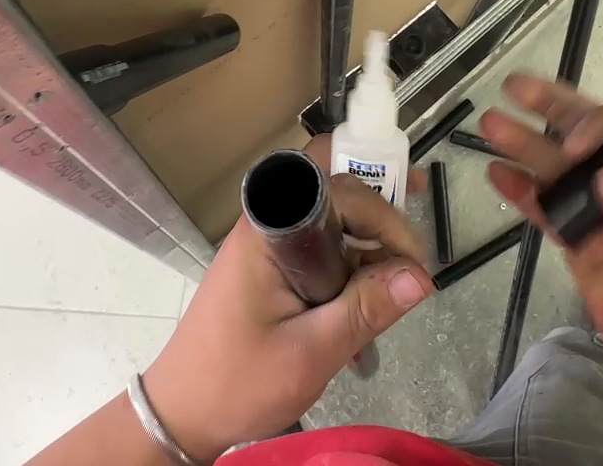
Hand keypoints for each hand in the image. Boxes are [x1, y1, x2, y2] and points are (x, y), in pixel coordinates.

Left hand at [141, 136, 433, 458]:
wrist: (181, 415)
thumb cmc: (237, 382)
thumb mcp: (309, 354)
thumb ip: (364, 310)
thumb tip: (421, 277)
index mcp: (270, 230)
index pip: (338, 188)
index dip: (381, 209)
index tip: (413, 253)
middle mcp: (270, 223)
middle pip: (337, 193)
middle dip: (382, 213)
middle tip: (417, 249)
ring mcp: (271, 244)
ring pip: (333, 219)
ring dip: (371, 240)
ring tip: (404, 276)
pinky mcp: (275, 267)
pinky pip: (323, 246)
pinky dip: (352, 263)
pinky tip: (374, 295)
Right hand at [481, 75, 602, 409]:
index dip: (601, 124)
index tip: (574, 147)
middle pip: (591, 136)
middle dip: (553, 109)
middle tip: (514, 87)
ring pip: (561, 169)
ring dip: (527, 144)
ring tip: (490, 124)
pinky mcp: (583, 247)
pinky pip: (548, 210)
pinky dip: (522, 191)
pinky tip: (497, 174)